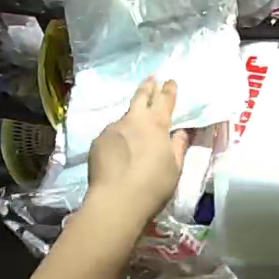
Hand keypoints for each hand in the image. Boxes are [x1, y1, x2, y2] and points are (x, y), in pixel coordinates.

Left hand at [84, 79, 189, 227]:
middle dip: (147, 87)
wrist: (116, 200)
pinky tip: (118, 151)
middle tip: (150, 78)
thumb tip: (181, 132)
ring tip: (133, 127)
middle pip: (140, 97)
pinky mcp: (97, 142)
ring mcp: (112, 129)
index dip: (168, 90)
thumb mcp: (174, 167)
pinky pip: (111, 135)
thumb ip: (178, 146)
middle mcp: (133, 120)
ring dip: (130, 119)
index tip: (170, 81)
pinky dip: (117, 138)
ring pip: (124, 118)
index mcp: (156, 124)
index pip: (164, 100)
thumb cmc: (153, 185)